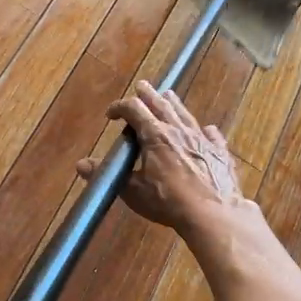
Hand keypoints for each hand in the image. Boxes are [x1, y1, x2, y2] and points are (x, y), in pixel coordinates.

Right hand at [78, 80, 246, 238]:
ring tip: (169, 95)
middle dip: (148, 94)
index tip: (111, 114)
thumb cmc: (168, 202)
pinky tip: (207, 129)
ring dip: (174, 104)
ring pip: (185, 114)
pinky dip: (205, 130)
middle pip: (161, 104)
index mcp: (155, 135)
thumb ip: (107, 175)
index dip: (120, 107)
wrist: (213, 214)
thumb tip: (80, 165)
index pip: (134, 109)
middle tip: (141, 86)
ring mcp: (202, 139)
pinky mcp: (220, 153)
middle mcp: (178, 130)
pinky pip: (212, 135)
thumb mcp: (132, 191)